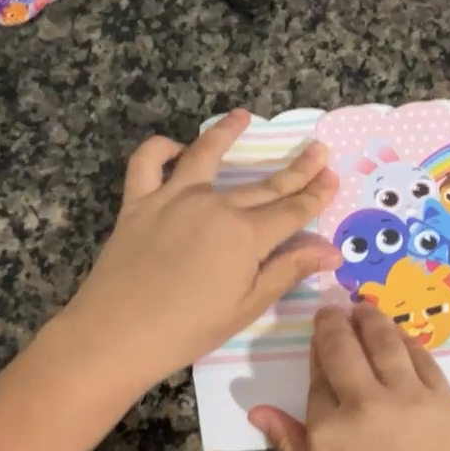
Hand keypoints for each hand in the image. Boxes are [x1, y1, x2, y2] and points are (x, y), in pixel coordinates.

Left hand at [60, 110, 339, 385]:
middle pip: (265, 184)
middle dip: (296, 169)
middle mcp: (215, 205)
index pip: (293, 210)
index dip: (316, 194)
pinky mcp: (138, 202)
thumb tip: (332, 250)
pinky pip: (147, 164)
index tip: (333, 176)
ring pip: (205, 155)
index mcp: (246, 235)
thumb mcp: (248, 305)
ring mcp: (174, 198)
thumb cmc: (189, 329)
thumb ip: (289, 270)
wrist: (116, 334)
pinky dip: (160, 149)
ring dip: (227, 133)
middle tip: (317, 150)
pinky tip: (174, 147)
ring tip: (243, 116)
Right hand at [250, 305, 449, 450]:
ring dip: (371, 319)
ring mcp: (409, 398)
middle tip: (332, 310)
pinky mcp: (445, 400)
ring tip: (363, 309)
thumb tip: (259, 411)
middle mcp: (365, 404)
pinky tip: (399, 336)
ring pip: (385, 341)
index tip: (316, 337)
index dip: (316, 353)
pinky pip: (422, 357)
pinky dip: (406, 341)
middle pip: (345, 346)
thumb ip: (290, 450)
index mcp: (326, 432)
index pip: (316, 375)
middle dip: (334, 322)